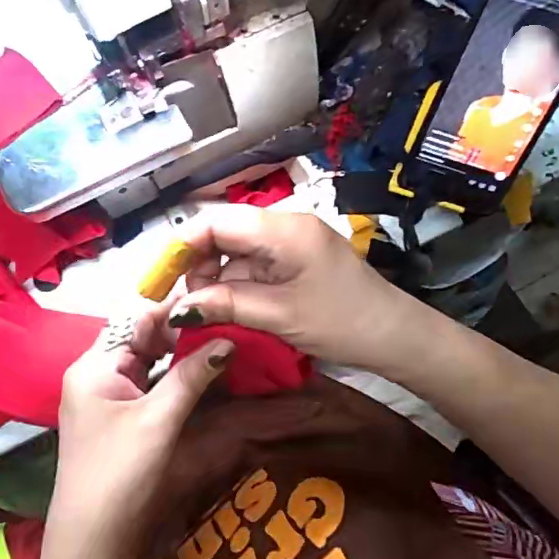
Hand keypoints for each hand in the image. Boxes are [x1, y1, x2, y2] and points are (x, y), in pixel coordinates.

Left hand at [50, 302, 233, 541]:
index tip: (212, 301)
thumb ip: (192, 375)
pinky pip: (147, 386)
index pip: (135, 322)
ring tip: (219, 340)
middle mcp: (95, 375)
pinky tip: (200, 373)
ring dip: (179, 354)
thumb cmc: (120, 470)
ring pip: (147, 364)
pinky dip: (172, 378)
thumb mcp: (159, 419)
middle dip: (180, 332)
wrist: (93, 539)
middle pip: (141, 341)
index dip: (172, 310)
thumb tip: (227, 339)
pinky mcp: (117, 421)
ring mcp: (105, 399)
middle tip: (224, 321)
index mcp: (93, 366)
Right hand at [165, 205, 435, 374]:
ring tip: (207, 310)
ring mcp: (291, 240)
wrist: (396, 336)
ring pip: (235, 250)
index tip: (161, 279)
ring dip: (216, 277)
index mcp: (282, 228)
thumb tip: (176, 309)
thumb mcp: (277, 316)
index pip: (215, 222)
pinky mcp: (297, 257)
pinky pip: (254, 262)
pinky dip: (236, 283)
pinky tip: (229, 306)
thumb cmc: (342, 322)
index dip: (182, 247)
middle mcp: (284, 224)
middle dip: (198, 265)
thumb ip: (224, 304)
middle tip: (187, 303)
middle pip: (223, 233)